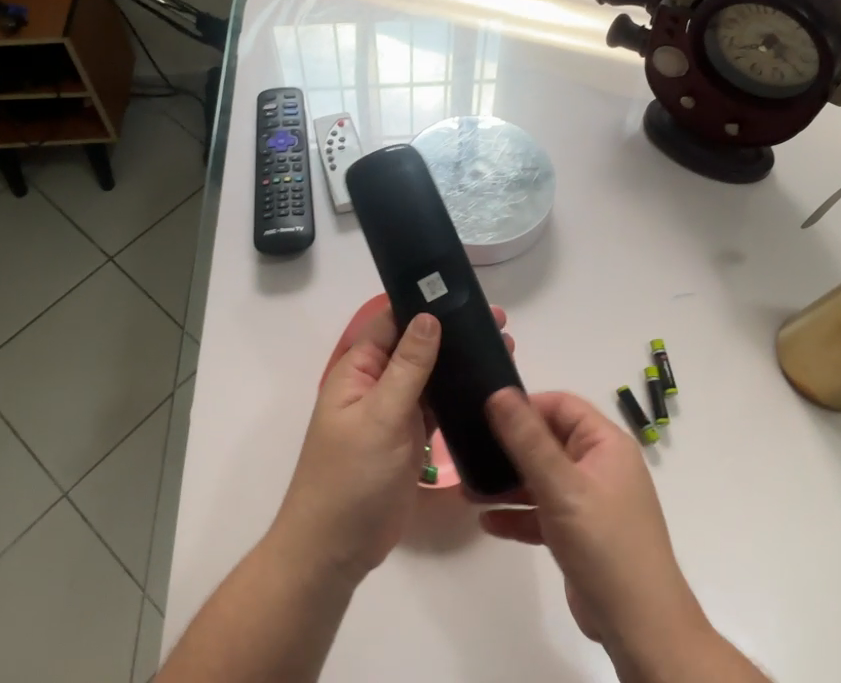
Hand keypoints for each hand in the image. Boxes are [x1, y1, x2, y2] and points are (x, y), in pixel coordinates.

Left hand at [270, 303, 510, 583]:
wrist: (336, 547)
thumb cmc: (350, 476)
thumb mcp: (380, 416)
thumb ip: (407, 367)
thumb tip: (428, 317)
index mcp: (358, 370)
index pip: (392, 323)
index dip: (425, 304)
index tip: (465, 293)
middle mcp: (376, 384)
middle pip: (417, 347)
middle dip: (453, 332)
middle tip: (500, 322)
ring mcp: (394, 413)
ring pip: (431, 377)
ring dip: (460, 363)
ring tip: (504, 346)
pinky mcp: (410, 440)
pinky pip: (437, 408)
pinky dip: (459, 396)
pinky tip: (488, 387)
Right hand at [483, 390, 732, 672]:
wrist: (638, 623)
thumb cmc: (602, 543)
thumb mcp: (561, 486)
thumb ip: (527, 439)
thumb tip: (499, 391)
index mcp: (606, 444)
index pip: (562, 406)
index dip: (525, 406)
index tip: (484, 415)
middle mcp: (600, 466)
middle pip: (548, 441)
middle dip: (509, 447)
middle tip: (468, 451)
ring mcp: (590, 501)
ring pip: (542, 479)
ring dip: (507, 484)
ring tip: (468, 490)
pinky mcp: (579, 533)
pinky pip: (542, 512)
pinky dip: (518, 514)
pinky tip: (487, 522)